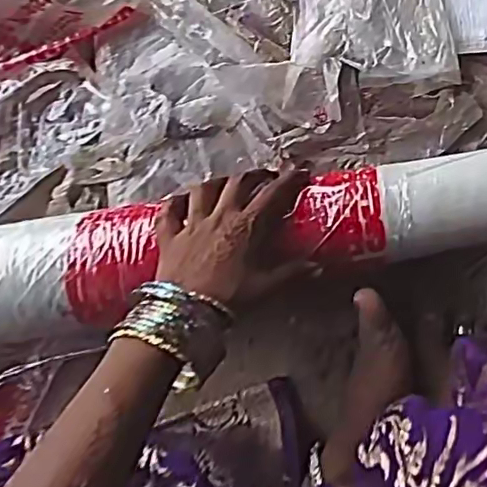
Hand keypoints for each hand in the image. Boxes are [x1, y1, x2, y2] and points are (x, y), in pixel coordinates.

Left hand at [155, 167, 314, 310]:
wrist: (182, 313)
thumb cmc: (227, 297)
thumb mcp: (264, 286)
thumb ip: (291, 273)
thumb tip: (318, 267)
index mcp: (246, 226)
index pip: (272, 193)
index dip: (289, 179)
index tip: (300, 173)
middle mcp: (219, 217)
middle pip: (238, 182)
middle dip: (255, 175)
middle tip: (265, 178)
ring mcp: (191, 224)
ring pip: (204, 189)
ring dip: (218, 182)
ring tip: (227, 185)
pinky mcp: (168, 236)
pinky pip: (169, 210)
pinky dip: (176, 201)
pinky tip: (183, 200)